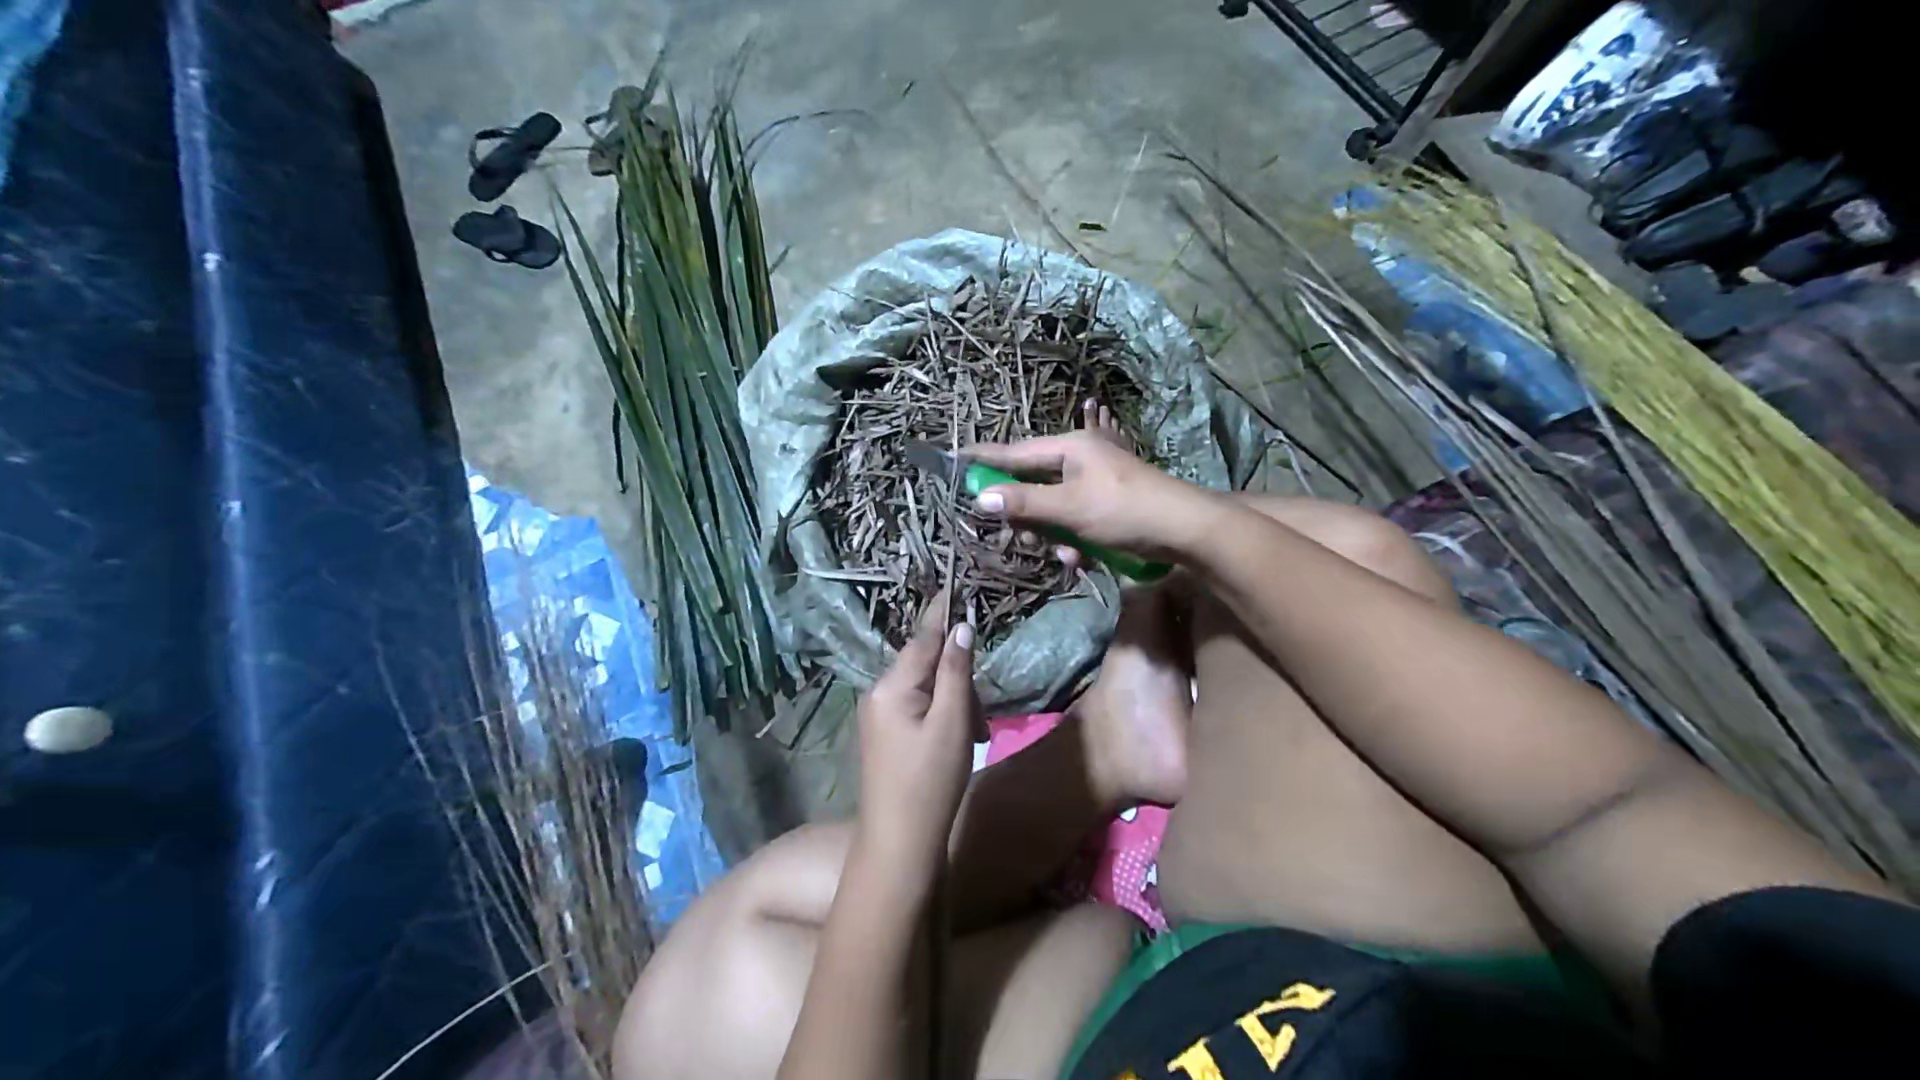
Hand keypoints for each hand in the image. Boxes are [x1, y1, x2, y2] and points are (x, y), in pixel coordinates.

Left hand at [855, 599, 977, 873]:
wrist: (900, 845)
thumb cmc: (931, 781)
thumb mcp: (953, 722)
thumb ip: (956, 672)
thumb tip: (960, 627)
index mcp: (891, 686)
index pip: (922, 638)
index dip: (942, 614)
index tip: (953, 584)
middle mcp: (878, 694)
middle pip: (925, 665)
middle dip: (957, 679)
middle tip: (982, 715)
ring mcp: (878, 716)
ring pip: (925, 689)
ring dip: (954, 702)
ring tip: (976, 736)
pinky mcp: (884, 736)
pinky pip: (917, 709)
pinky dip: (942, 717)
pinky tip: (959, 742)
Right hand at [965, 432, 1220, 560]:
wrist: (1185, 531)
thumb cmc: (1124, 510)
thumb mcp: (1069, 507)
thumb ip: (1025, 502)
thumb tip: (982, 497)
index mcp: (1069, 448)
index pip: (1015, 452)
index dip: (984, 459)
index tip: (954, 461)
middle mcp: (1077, 461)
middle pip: (1030, 485)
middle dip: (1025, 516)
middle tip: (1019, 538)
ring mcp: (1091, 485)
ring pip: (1050, 509)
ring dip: (1050, 535)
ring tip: (1063, 554)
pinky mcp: (1102, 508)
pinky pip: (1071, 522)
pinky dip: (1071, 540)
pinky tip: (1080, 558)